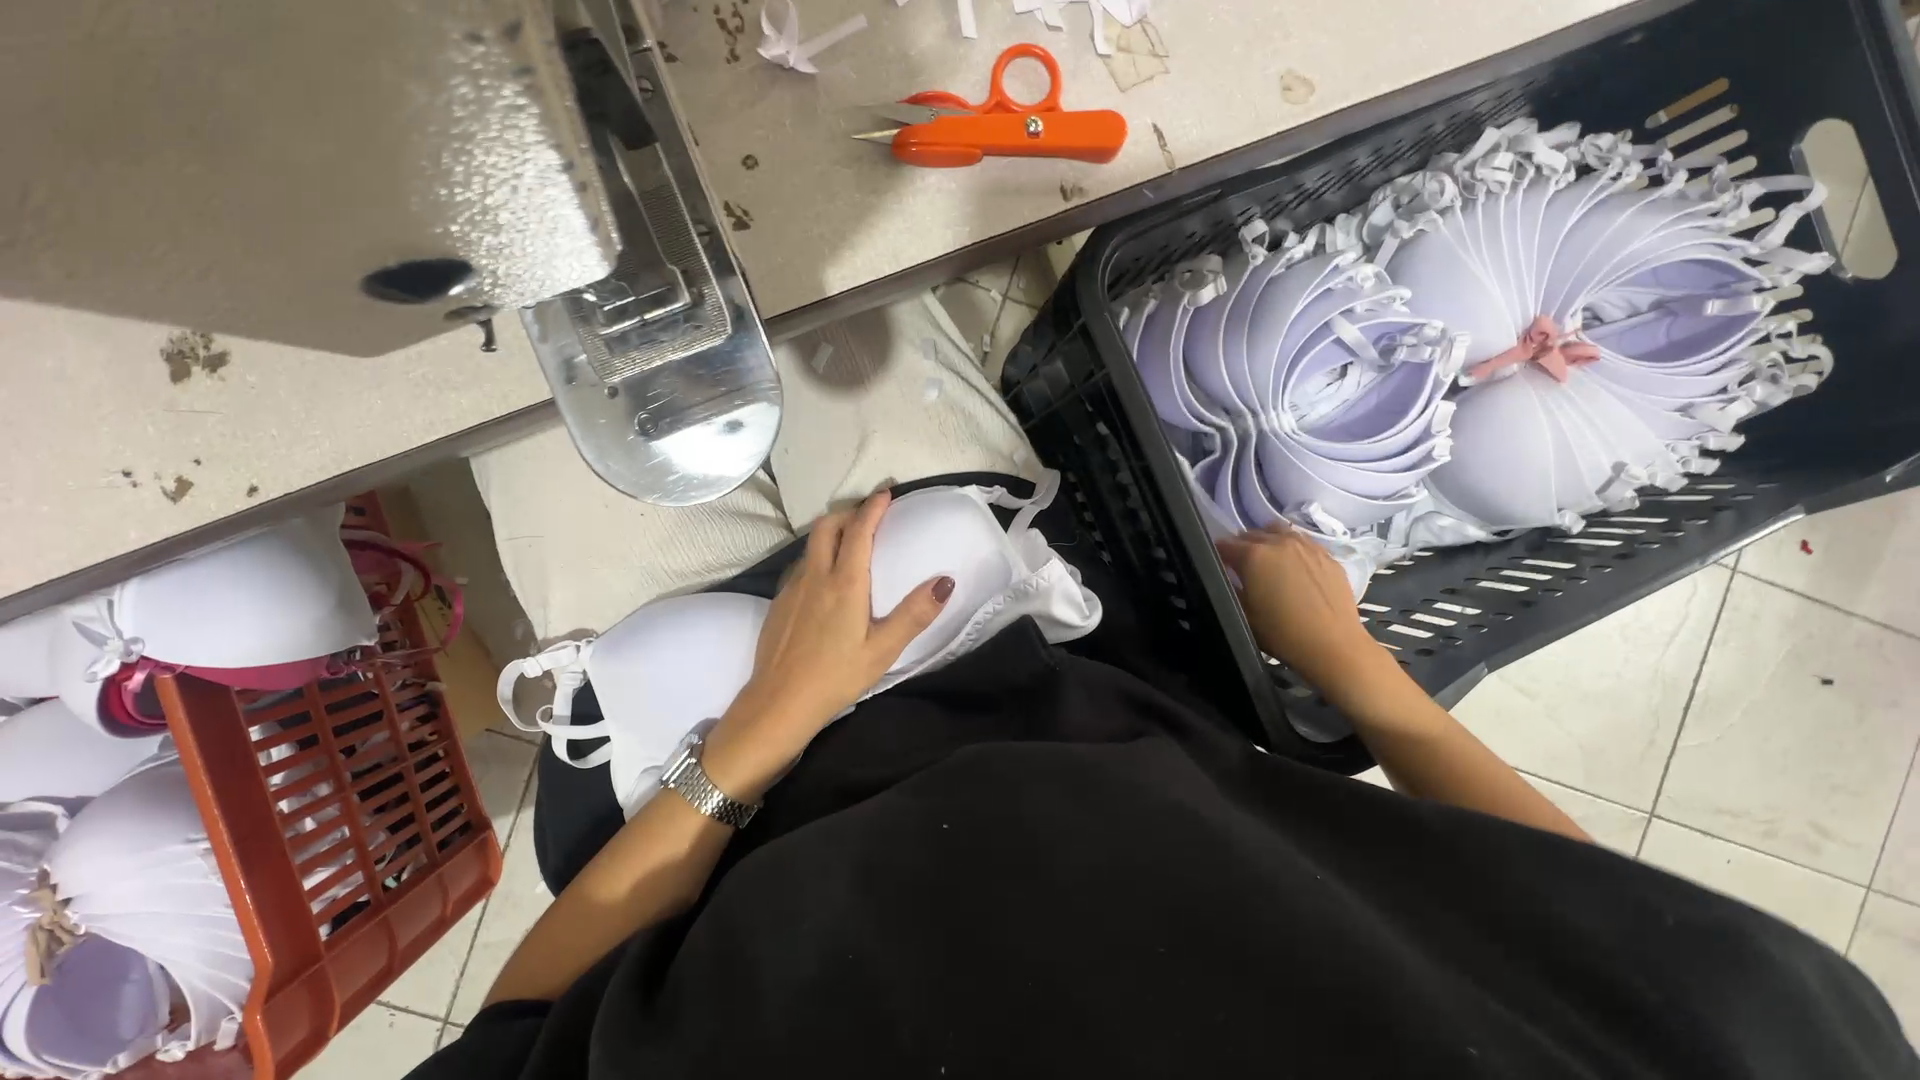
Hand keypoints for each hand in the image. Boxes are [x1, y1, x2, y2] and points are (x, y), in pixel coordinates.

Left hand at [729, 490, 953, 742]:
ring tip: (851, 542)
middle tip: (869, 514)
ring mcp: (792, 588)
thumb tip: (945, 581)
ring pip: (810, 546)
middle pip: (827, 526)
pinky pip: (800, 567)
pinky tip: (826, 582)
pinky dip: (817, 558)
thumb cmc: (836, 677)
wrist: (778, 703)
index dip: (873, 507)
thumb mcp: (883, 650)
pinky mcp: (779, 604)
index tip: (886, 493)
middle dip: (848, 512)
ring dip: (831, 533)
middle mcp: (815, 576)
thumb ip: (914, 614)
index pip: (858, 530)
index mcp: (844, 583)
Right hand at [1216, 523, 1389, 698]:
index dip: (1218, 555)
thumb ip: (1231, 588)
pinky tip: (1295, 566)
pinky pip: (1302, 542)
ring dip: (1267, 541)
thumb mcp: (1244, 615)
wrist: (1332, 644)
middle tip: (1242, 568)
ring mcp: (1306, 546)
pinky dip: (1292, 548)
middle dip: (1242, 547)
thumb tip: (1228, 577)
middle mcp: (1279, 542)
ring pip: (1278, 532)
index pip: (1224, 545)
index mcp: (1253, 556)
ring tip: (1268, 561)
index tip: (1219, 568)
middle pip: (1251, 534)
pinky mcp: (1327, 555)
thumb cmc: (1282, 633)